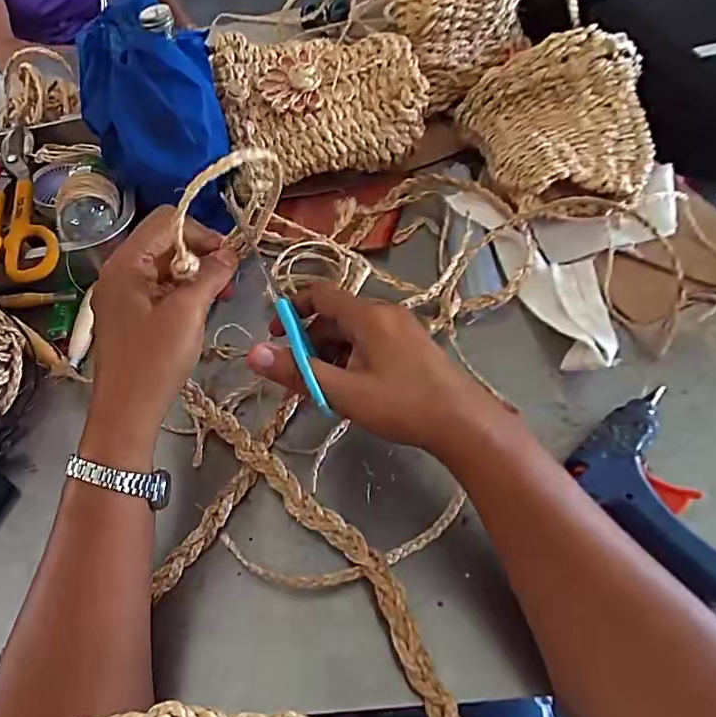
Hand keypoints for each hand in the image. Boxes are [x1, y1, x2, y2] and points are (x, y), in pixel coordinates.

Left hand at [82, 206, 236, 468]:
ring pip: (163, 267)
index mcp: (126, 263)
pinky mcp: (127, 314)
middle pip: (164, 241)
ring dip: (193, 276)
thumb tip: (230, 253)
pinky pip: (157, 289)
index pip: (167, 221)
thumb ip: (210, 275)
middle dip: (199, 255)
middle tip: (225, 282)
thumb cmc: (155, 361)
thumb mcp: (188, 313)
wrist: (126, 412)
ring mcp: (120, 293)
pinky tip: (198, 312)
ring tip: (216, 298)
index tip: (227, 259)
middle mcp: (118, 271)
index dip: (201, 233)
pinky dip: (180, 293)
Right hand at [244, 281, 508, 457]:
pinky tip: (352, 389)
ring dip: (331, 355)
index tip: (274, 336)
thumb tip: (252, 353)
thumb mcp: (342, 392)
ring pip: (353, 332)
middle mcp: (385, 313)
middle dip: (310, 343)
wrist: (463, 423)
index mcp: (368, 315)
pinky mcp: (412, 346)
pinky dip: (352, 359)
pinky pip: (370, 343)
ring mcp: (402, 329)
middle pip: (335, 316)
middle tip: (298, 377)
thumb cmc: (401, 404)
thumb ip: (297, 372)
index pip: (320, 293)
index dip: (291, 310)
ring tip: (324, 390)